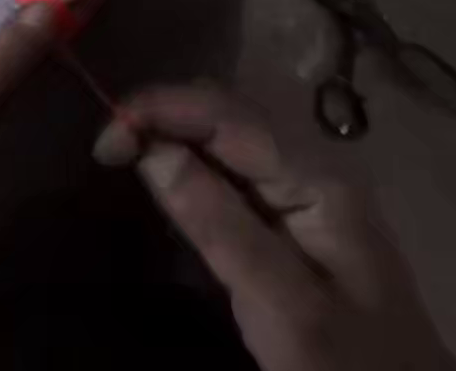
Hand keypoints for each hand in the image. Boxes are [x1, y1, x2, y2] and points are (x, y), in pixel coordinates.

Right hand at [93, 85, 455, 370]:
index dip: (156, 110)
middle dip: (157, 115)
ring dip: (164, 131)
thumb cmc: (350, 369)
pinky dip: (179, 156)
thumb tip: (149, 149)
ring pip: (215, 131)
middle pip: (218, 110)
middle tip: (110, 150)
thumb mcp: (284, 307)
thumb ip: (219, 224)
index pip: (222, 112)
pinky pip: (219, 162)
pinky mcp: (280, 211)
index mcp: (315, 179)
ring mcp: (295, 188)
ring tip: (123, 154)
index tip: (105, 142)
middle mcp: (305, 167)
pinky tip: (159, 174)